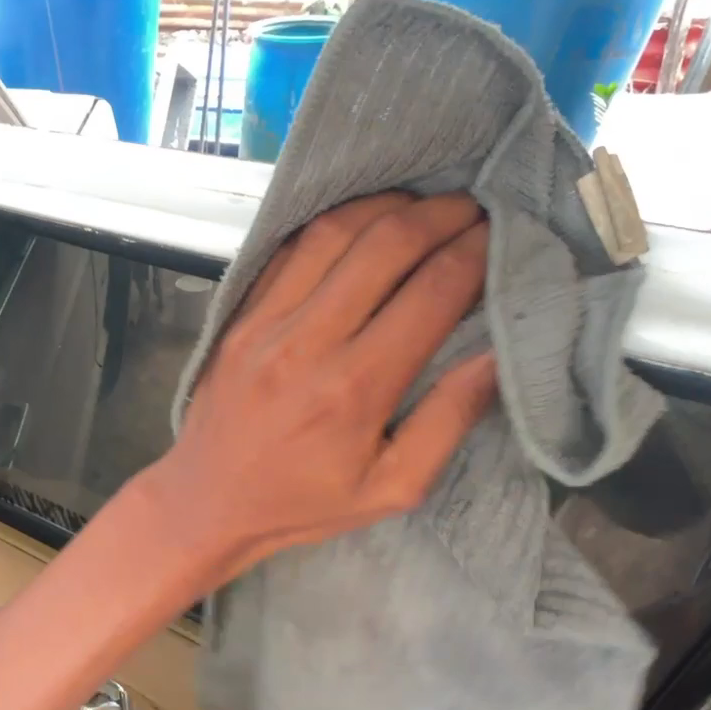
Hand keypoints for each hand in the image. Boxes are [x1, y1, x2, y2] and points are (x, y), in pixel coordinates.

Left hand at [147, 191, 497, 578]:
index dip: (477, 253)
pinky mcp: (237, 319)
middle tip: (473, 209)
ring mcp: (264, 325)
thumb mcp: (389, 489)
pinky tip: (360, 225)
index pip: (432, 291)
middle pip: (386, 245)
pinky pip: (287, 251)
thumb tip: (497, 355)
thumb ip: (448, 422)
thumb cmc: (301, 503)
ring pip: (333, 233)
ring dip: (387, 207)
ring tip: (423, 207)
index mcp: (353, 390)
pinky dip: (331, 226)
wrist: (207, 503)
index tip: (503, 238)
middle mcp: (306, 344)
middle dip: (442, 215)